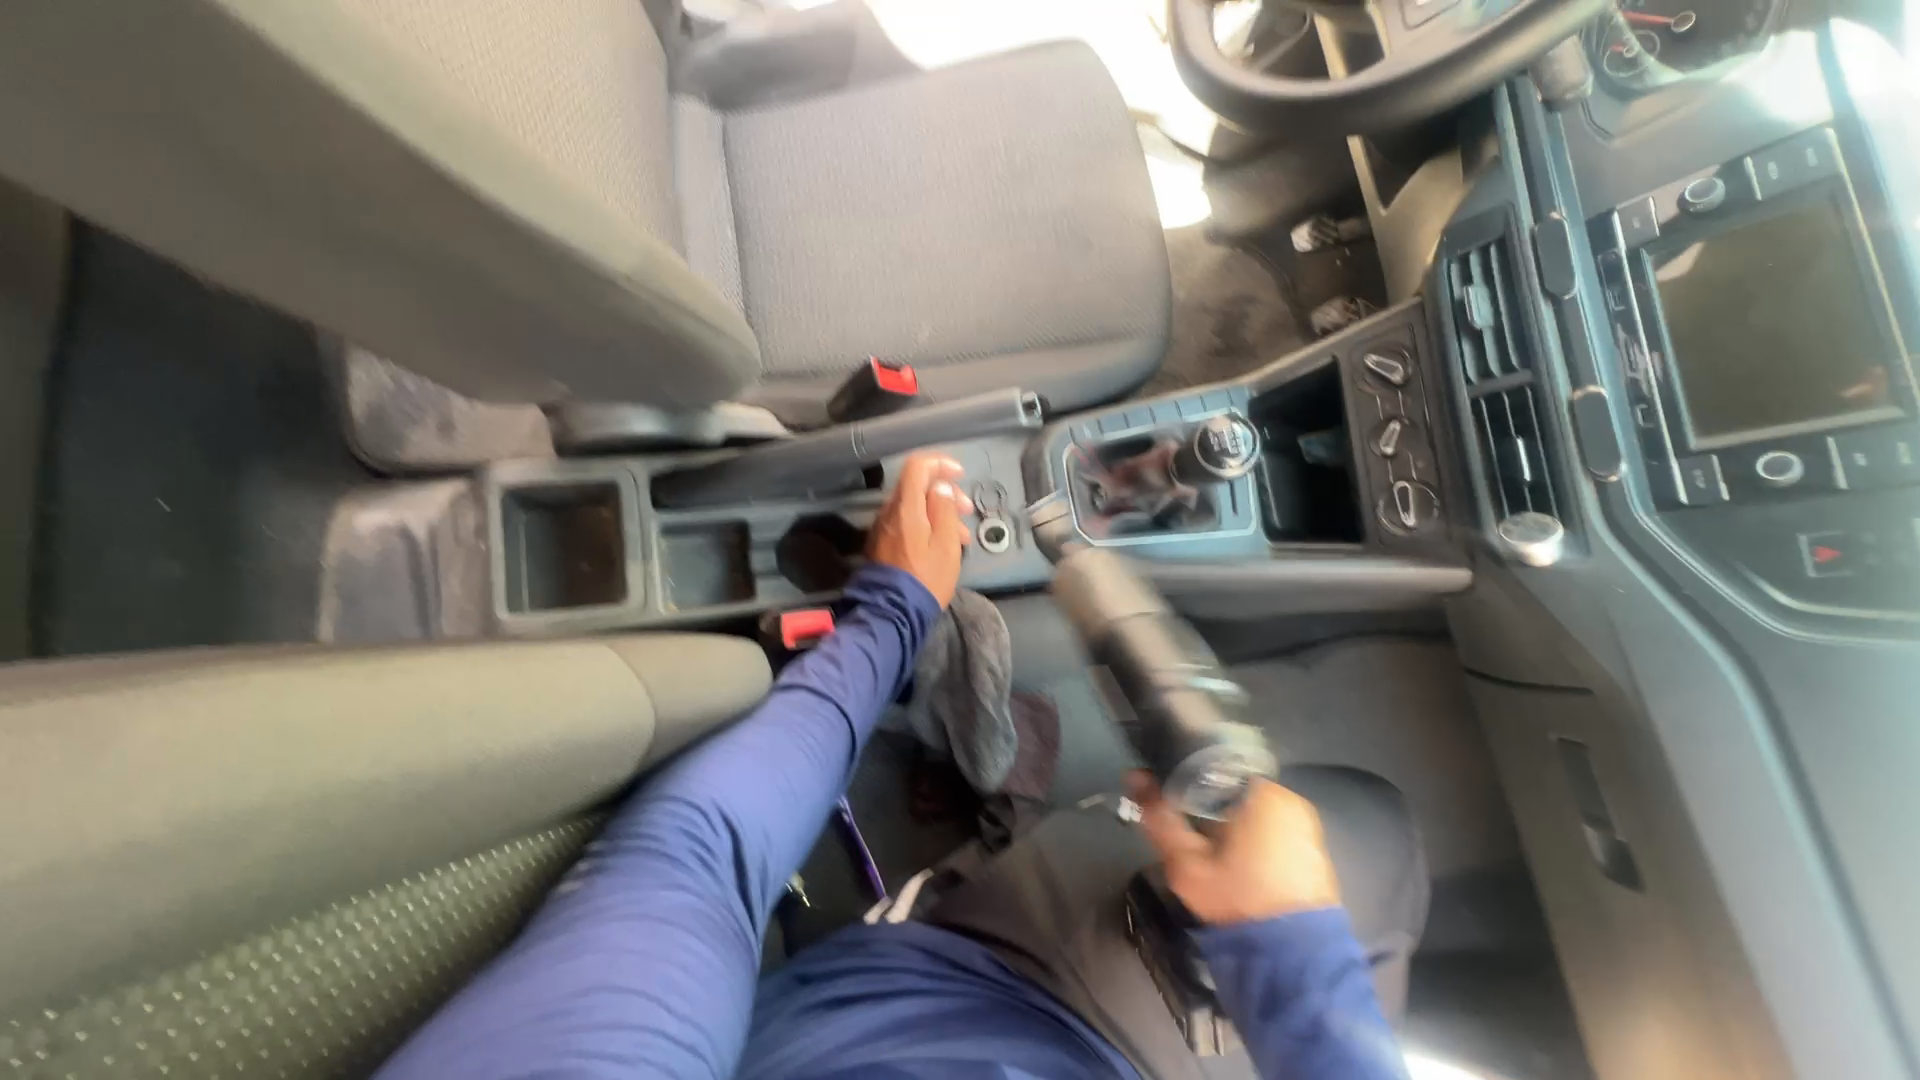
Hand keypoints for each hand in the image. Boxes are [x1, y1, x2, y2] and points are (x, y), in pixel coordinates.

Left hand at [867, 453, 972, 607]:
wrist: (892, 612)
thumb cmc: (927, 578)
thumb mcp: (946, 544)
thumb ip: (944, 509)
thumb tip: (940, 487)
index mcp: (906, 507)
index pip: (917, 466)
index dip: (940, 463)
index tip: (960, 475)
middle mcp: (889, 512)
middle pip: (916, 486)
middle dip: (945, 493)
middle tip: (966, 512)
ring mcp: (882, 528)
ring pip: (914, 507)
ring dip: (938, 513)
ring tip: (960, 537)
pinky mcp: (881, 544)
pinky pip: (906, 523)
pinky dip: (925, 525)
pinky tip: (940, 546)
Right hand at [1129, 773, 1341, 924]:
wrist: (1296, 958)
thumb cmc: (1238, 901)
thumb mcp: (1187, 865)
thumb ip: (1159, 819)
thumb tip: (1134, 777)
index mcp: (1260, 791)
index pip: (1209, 770)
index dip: (1184, 786)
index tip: (1172, 809)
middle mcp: (1289, 797)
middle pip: (1231, 789)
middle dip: (1208, 808)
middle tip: (1193, 838)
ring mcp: (1306, 822)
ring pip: (1252, 809)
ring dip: (1231, 822)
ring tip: (1215, 853)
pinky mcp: (1315, 845)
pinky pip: (1273, 827)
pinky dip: (1254, 838)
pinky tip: (1241, 864)